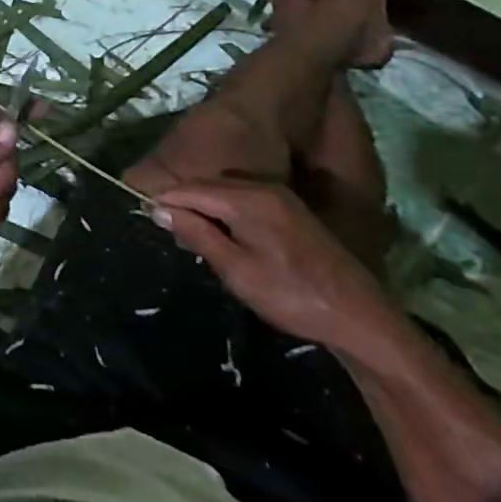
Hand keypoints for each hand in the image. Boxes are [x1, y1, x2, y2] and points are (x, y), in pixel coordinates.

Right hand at [152, 181, 400, 356]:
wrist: (359, 316)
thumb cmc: (291, 296)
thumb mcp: (237, 269)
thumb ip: (198, 234)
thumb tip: (159, 209)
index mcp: (248, 199)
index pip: (190, 188)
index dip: (163, 201)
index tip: (141, 217)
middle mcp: (263, 188)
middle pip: (207, 185)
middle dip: (182, 202)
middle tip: (162, 229)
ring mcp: (280, 197)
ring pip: (225, 191)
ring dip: (203, 206)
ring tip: (186, 233)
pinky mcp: (291, 210)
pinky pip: (244, 198)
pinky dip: (224, 210)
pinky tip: (220, 234)